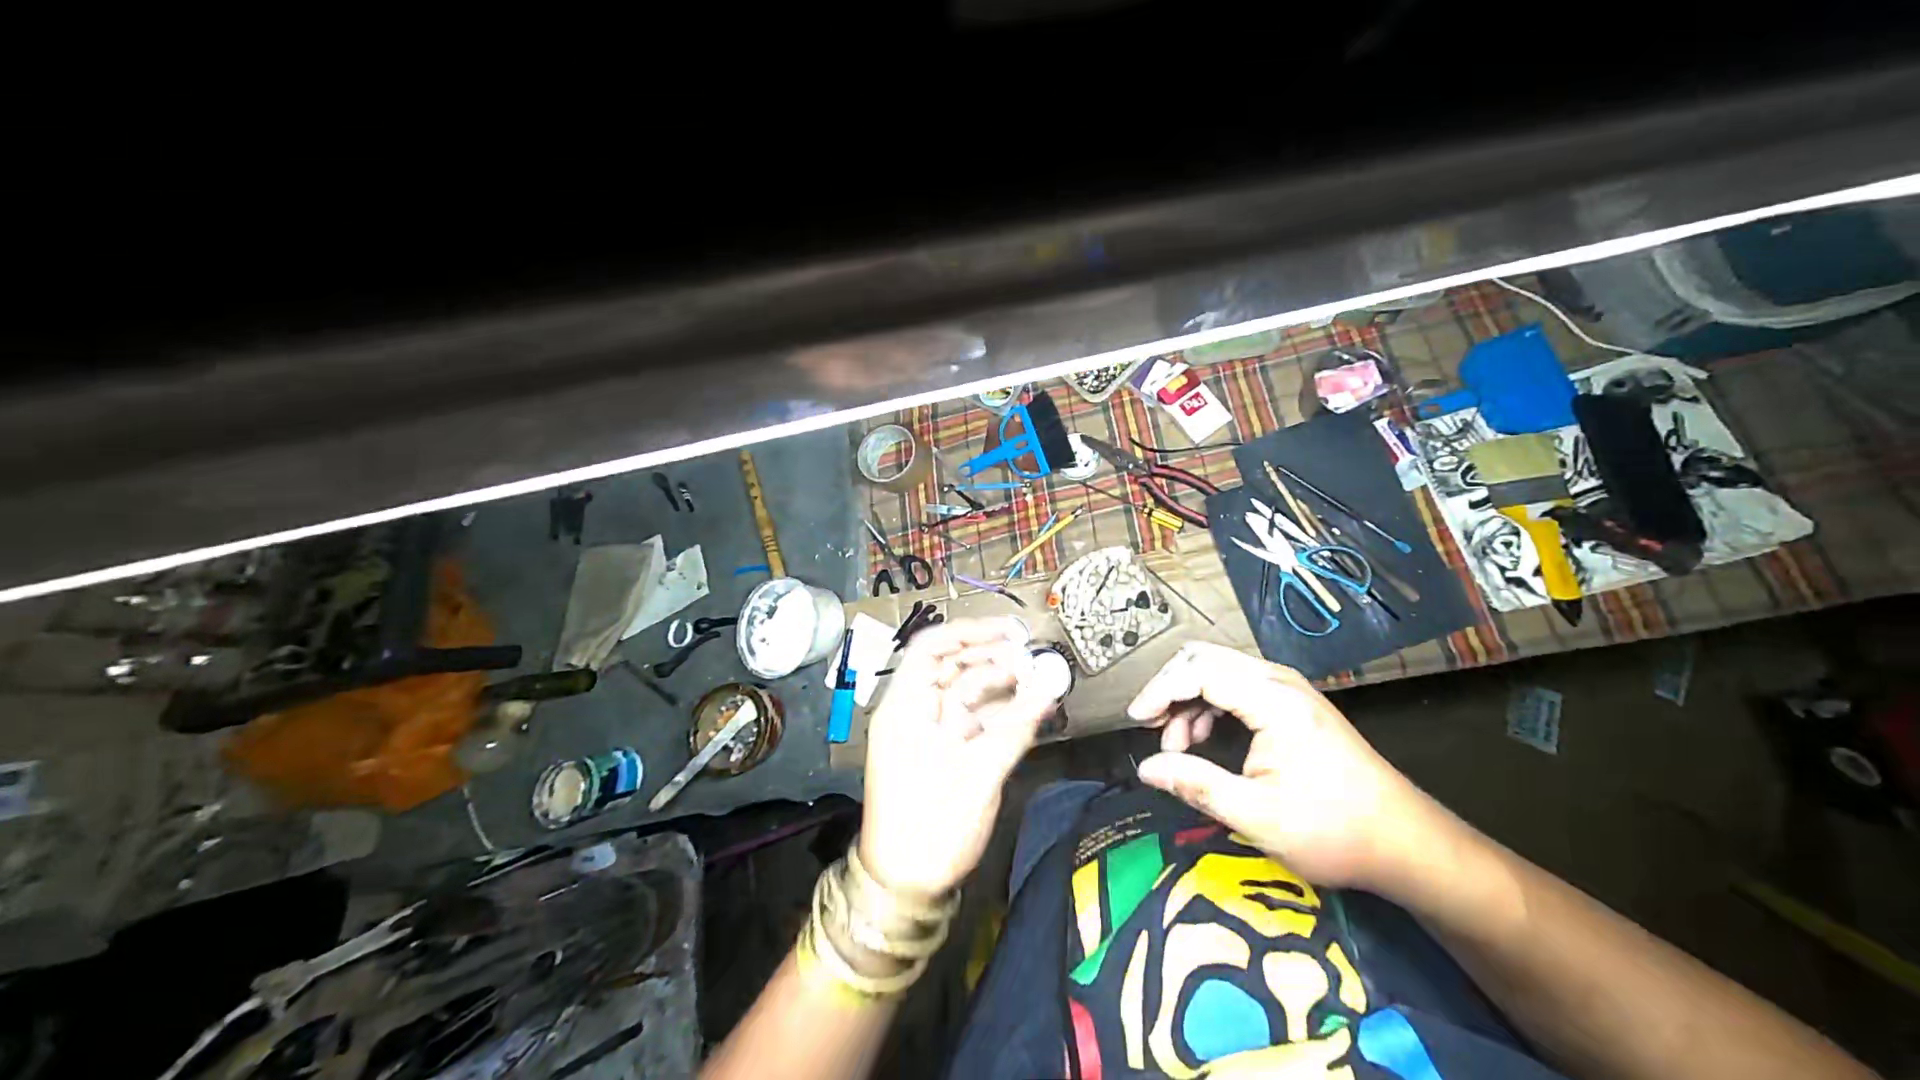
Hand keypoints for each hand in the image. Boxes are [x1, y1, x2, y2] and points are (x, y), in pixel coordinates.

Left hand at [859, 618, 1052, 900]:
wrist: (905, 886)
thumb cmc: (930, 828)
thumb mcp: (978, 774)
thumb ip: (1018, 725)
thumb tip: (1050, 685)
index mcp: (906, 707)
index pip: (932, 648)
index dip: (971, 632)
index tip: (1012, 631)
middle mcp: (916, 712)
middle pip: (954, 667)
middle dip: (994, 658)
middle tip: (1035, 659)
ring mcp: (932, 732)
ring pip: (969, 693)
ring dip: (1003, 685)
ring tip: (1040, 681)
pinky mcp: (947, 753)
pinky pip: (976, 720)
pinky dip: (1002, 713)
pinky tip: (1032, 708)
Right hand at [1127, 642, 1444, 890]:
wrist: (1405, 842)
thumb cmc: (1333, 830)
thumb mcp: (1256, 815)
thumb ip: (1196, 784)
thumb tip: (1146, 768)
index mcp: (1273, 700)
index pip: (1199, 670)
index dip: (1159, 690)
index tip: (1136, 722)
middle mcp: (1279, 682)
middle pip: (1205, 658)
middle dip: (1170, 688)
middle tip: (1152, 729)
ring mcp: (1288, 690)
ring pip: (1218, 670)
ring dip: (1188, 699)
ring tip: (1179, 747)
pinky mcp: (1292, 705)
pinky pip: (1236, 686)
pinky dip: (1209, 705)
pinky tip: (1204, 740)